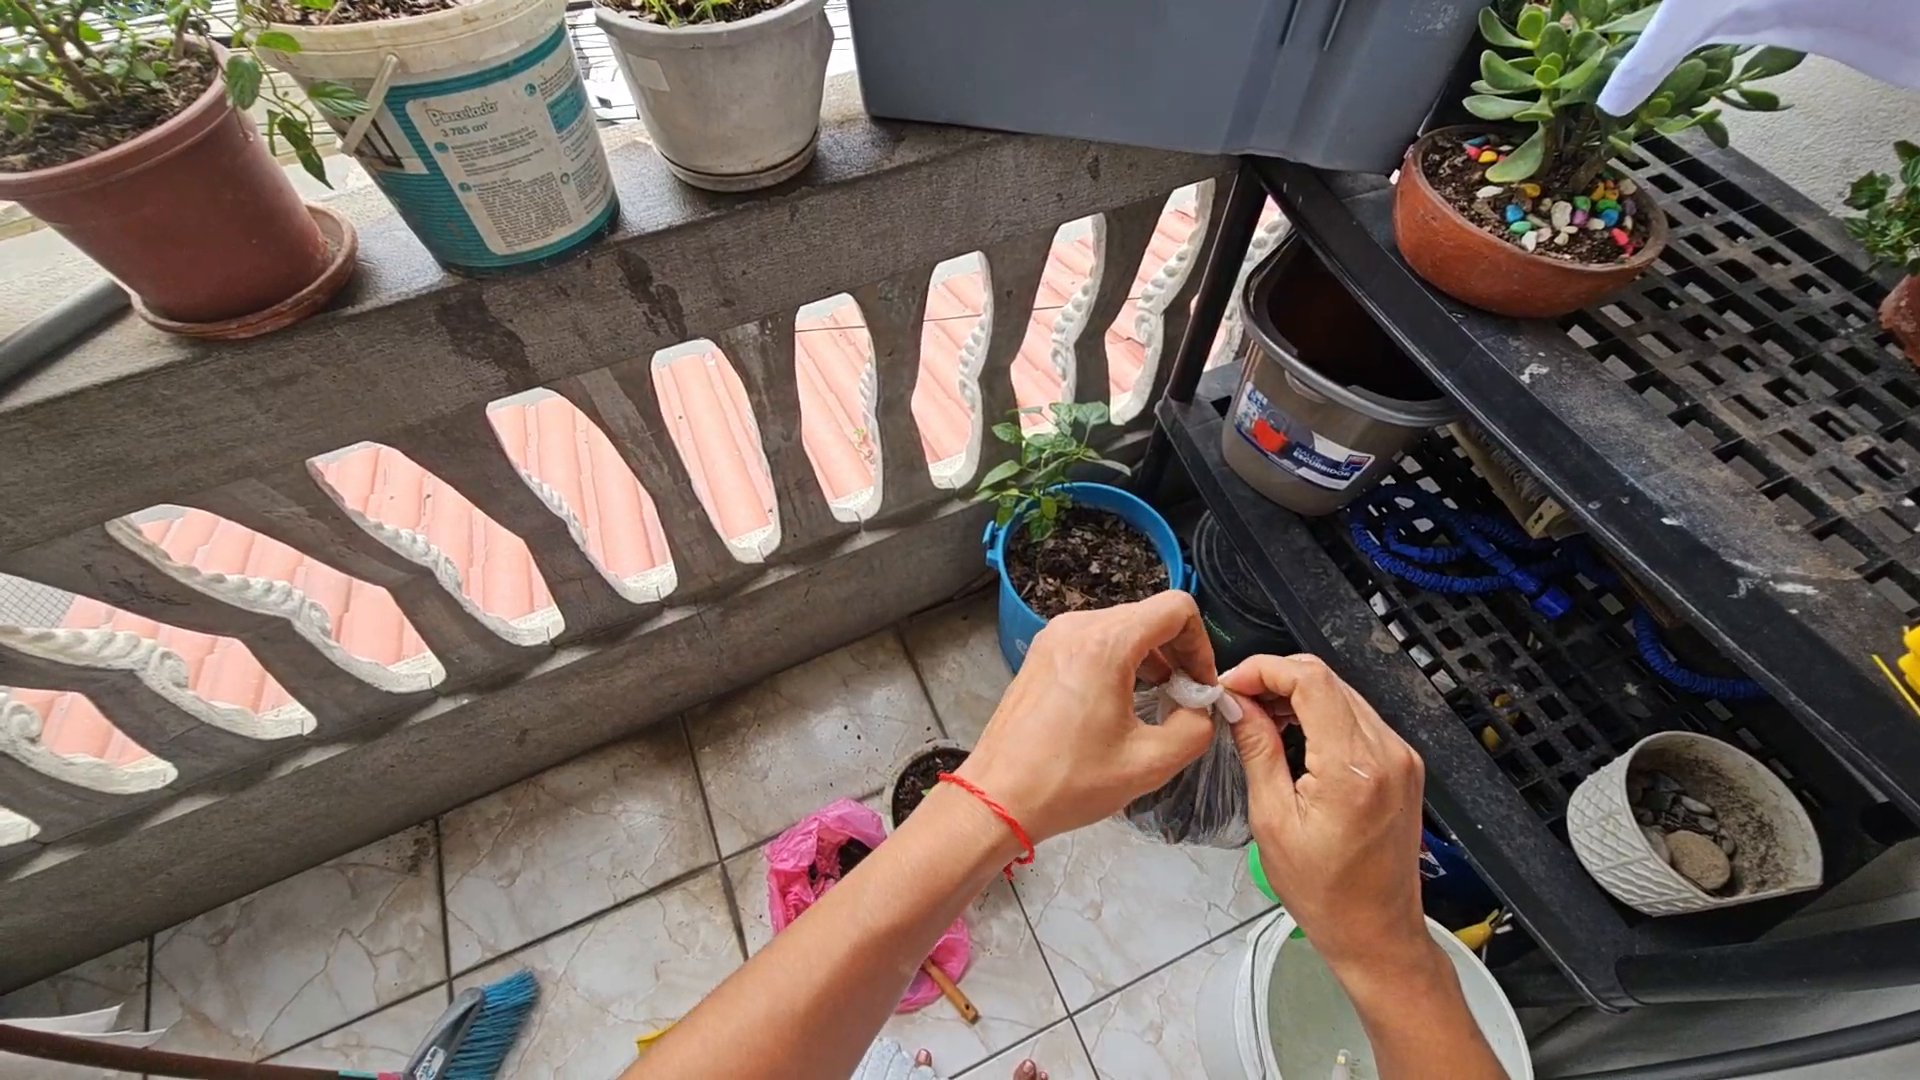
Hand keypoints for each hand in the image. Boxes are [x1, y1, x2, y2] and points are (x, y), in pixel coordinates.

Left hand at [956, 590, 1217, 842]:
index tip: (1199, 684)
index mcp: (1104, 644)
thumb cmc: (1066, 781)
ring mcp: (1054, 638)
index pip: (1175, 608)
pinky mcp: (1042, 654)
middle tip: (1185, 697)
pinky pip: (1094, 641)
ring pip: (1122, 627)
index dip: (1201, 643)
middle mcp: (1076, 627)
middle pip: (1148, 615)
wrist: (998, 796)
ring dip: (1150, 657)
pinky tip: (1123, 701)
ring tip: (1157, 701)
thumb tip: (1201, 710)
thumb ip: (1195, 729)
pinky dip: (1120, 661)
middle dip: (1178, 652)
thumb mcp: (1149, 763)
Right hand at [1222, 655, 1431, 976]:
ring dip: (1293, 693)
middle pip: (1325, 678)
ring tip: (1255, 715)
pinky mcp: (1400, 763)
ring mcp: (1400, 756)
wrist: (1377, 933)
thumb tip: (1235, 703)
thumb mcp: (1272, 818)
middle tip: (1235, 699)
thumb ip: (1257, 748)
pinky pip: (1354, 714)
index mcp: (1354, 767)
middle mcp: (1387, 752)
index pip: (1310, 680)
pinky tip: (1288, 730)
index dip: (1262, 669)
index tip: (1230, 685)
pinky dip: (1316, 710)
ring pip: (1339, 691)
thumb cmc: (1324, 890)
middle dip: (1273, 678)